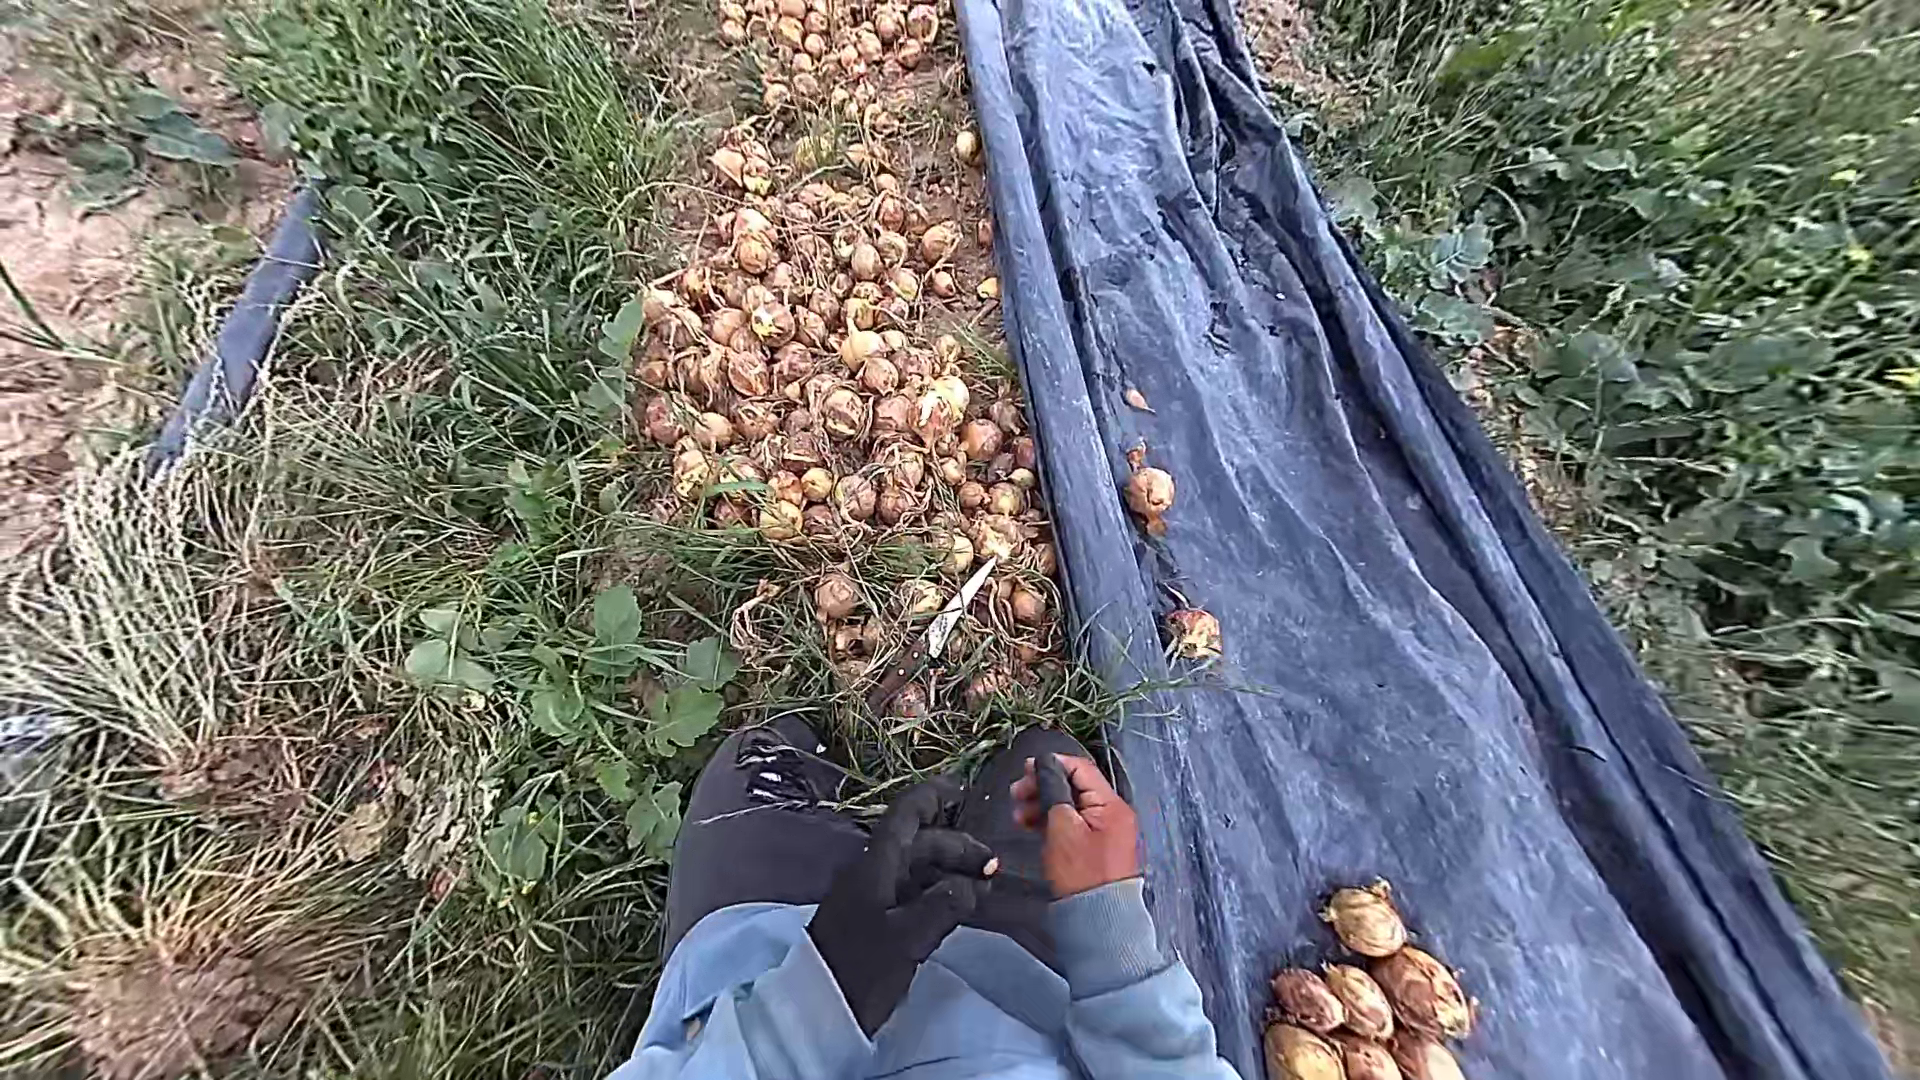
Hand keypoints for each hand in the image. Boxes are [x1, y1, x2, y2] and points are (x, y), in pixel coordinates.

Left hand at [807, 777, 996, 1035]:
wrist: (817, 1013)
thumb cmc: (861, 968)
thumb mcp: (907, 938)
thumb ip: (944, 905)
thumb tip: (972, 886)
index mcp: (877, 862)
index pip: (906, 813)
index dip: (933, 796)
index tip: (962, 790)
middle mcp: (876, 869)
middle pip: (921, 842)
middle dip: (958, 847)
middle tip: (992, 867)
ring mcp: (875, 893)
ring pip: (919, 867)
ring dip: (951, 871)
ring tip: (983, 887)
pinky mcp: (876, 918)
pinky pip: (914, 891)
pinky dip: (940, 892)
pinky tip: (960, 905)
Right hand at [1010, 753, 1139, 897]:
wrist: (1099, 924)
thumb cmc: (1082, 877)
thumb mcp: (1062, 826)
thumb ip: (1053, 790)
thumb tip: (1046, 767)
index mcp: (1111, 805)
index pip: (1081, 769)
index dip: (1052, 764)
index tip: (1027, 768)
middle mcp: (1113, 814)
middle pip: (1074, 786)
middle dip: (1043, 786)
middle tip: (1018, 793)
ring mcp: (1106, 831)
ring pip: (1070, 804)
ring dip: (1043, 804)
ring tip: (1020, 814)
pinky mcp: (1096, 847)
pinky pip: (1072, 822)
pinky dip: (1052, 820)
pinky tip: (1032, 825)